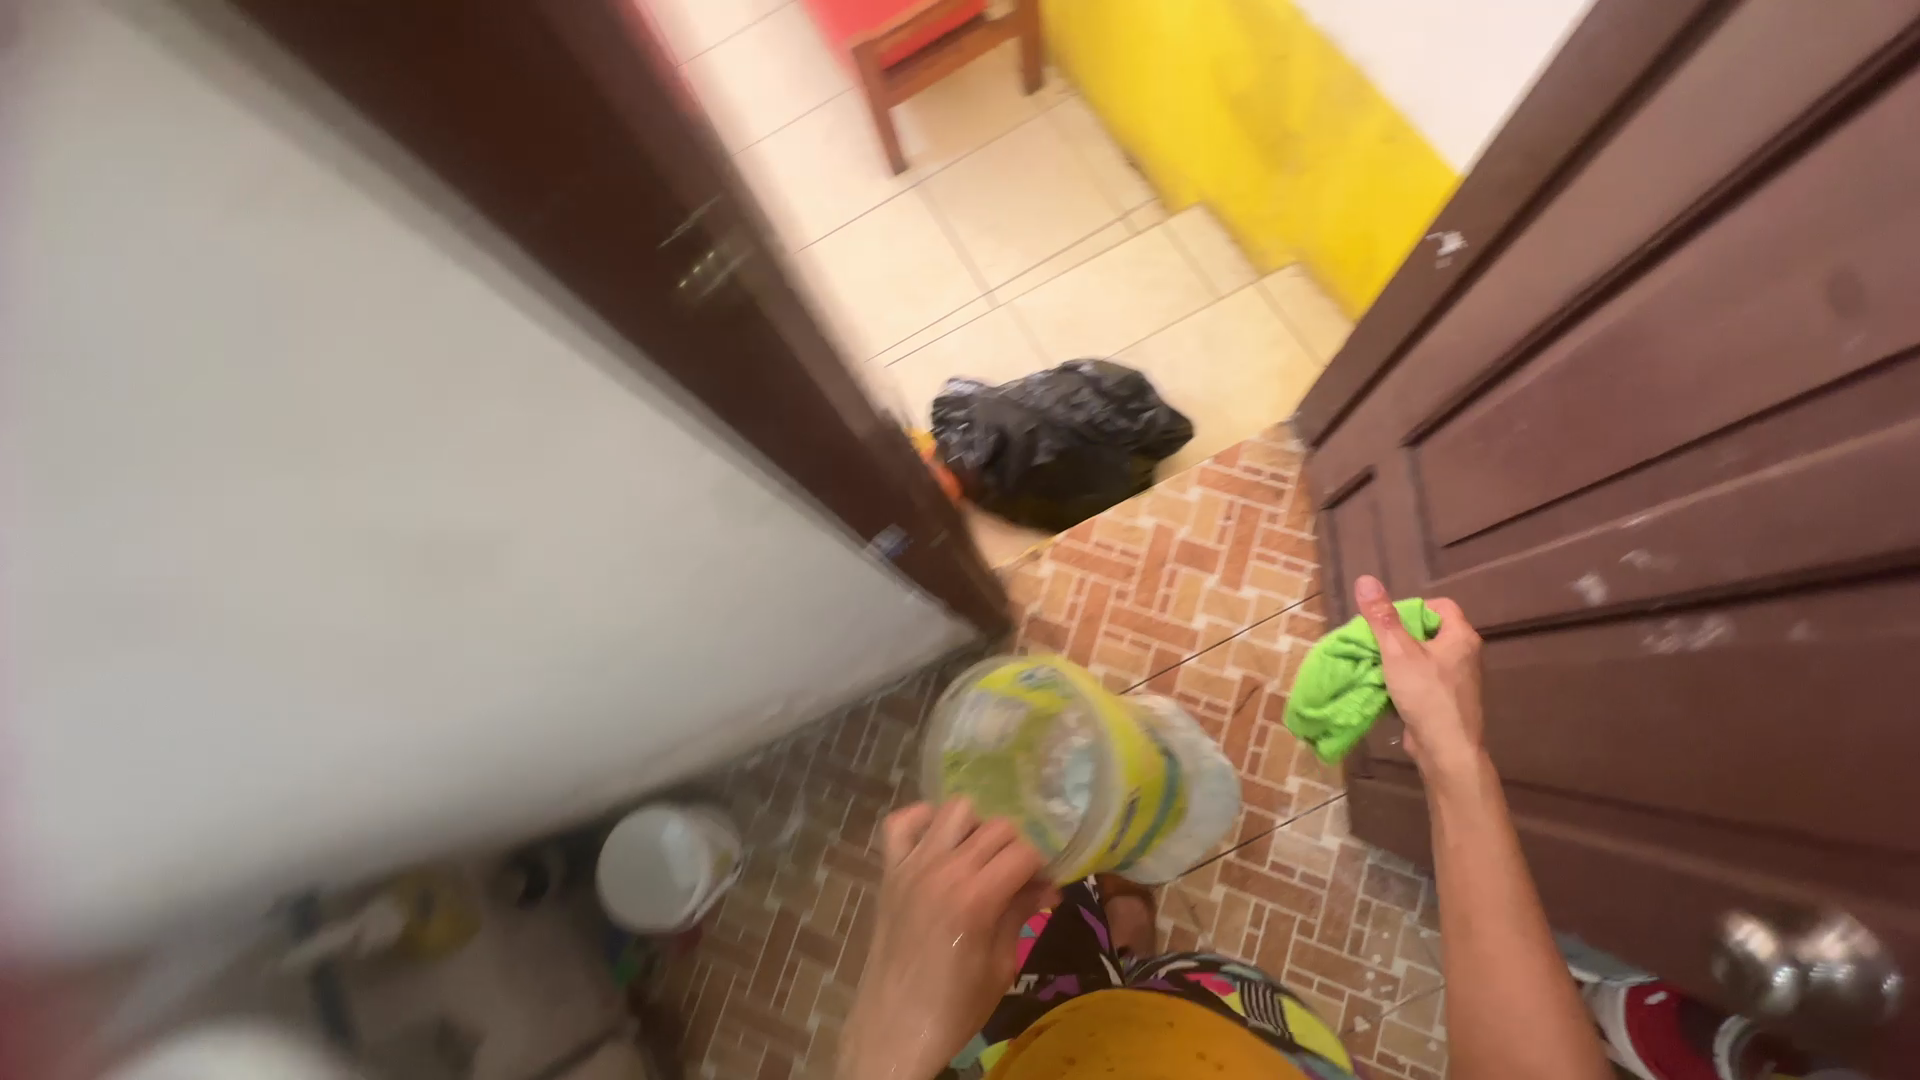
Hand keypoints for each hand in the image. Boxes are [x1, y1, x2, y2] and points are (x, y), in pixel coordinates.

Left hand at [838, 800, 1055, 1079]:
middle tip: (1016, 877)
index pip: (1023, 852)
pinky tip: (937, 844)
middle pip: (996, 827)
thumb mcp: (1000, 967)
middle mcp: (944, 870)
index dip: (1040, 867)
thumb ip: (1020, 914)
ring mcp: (912, 865)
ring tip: (977, 859)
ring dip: (974, 828)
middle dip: (1015, 848)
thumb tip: (1048, 886)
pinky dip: (922, 821)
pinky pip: (901, 822)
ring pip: (954, 810)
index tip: (1041, 887)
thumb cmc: (955, 1008)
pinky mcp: (889, 870)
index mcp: (976, 898)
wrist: (894, 1030)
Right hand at [1353, 575, 1484, 779]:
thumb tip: (1365, 580)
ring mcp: (1457, 678)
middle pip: (1428, 630)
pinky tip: (1386, 686)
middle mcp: (1465, 654)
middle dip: (1399, 635)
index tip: (1387, 621)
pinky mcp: (1447, 698)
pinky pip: (1423, 677)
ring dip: (1398, 658)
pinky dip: (1404, 678)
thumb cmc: (1426, 695)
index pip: (1439, 606)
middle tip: (1375, 642)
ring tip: (1376, 663)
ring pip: (1423, 655)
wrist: (1446, 749)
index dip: (1411, 607)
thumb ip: (1381, 617)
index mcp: (1461, 637)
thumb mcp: (1397, 652)